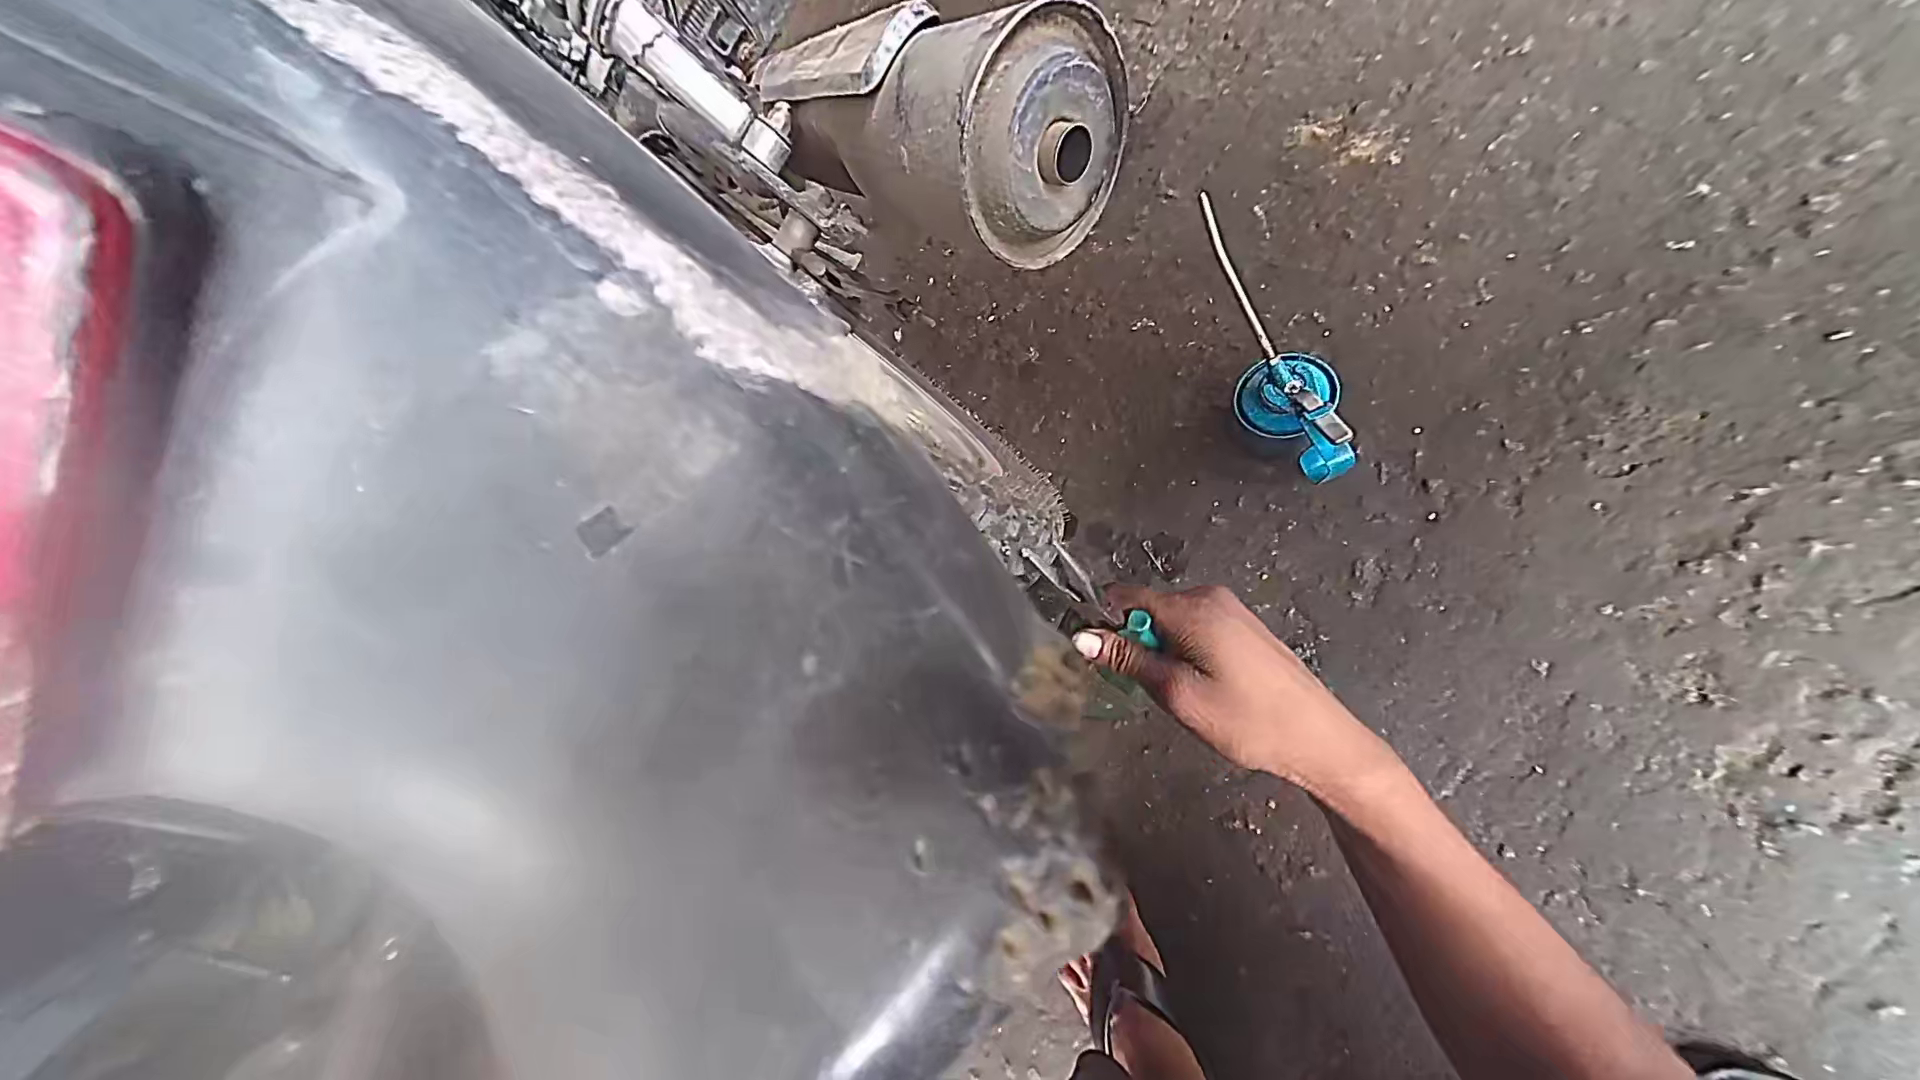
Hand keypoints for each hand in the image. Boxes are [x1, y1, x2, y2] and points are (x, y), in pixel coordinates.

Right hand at [1073, 584, 1396, 795]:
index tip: (1107, 660)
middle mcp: (1209, 597)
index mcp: (1191, 608)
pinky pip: (1193, 626)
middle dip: (1138, 643)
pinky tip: (1207, 684)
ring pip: (1169, 621)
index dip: (1106, 624)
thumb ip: (1129, 660)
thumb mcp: (1178, 693)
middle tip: (1156, 687)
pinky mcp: (1241, 624)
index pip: (1124, 596)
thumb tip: (1082, 636)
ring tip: (1186, 690)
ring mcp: (1229, 608)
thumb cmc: (1247, 720)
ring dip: (1162, 651)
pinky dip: (1185, 651)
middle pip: (1147, 609)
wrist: (1320, 739)